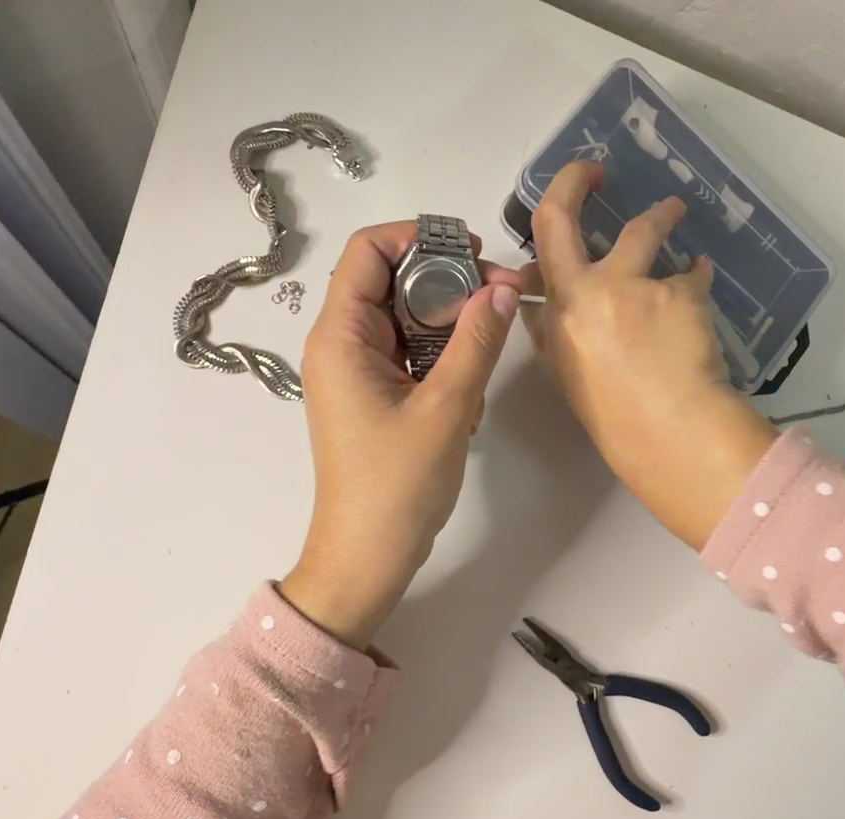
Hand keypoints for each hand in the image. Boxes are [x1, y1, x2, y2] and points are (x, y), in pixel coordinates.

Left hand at [279, 222, 522, 648]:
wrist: (368, 556)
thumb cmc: (397, 485)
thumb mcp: (446, 409)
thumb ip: (477, 343)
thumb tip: (503, 288)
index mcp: (340, 337)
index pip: (368, 251)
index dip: (420, 236)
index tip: (474, 252)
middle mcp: (341, 346)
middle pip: (392, 282)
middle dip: (448, 282)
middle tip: (501, 296)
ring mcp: (357, 375)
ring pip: (406, 321)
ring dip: (451, 326)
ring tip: (491, 346)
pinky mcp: (374, 399)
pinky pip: (410, 358)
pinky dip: (443, 361)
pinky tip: (470, 390)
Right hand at [528, 162, 774, 548]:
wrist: (666, 431)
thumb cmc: (615, 416)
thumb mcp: (567, 378)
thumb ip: (553, 337)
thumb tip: (540, 309)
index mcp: (556, 317)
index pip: (539, 248)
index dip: (552, 212)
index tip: (567, 197)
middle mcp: (586, 292)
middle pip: (565, 216)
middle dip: (576, 181)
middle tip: (597, 172)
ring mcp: (633, 287)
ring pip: (647, 229)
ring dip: (662, 217)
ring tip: (676, 213)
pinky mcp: (679, 291)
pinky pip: (691, 273)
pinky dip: (696, 275)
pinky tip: (702, 282)